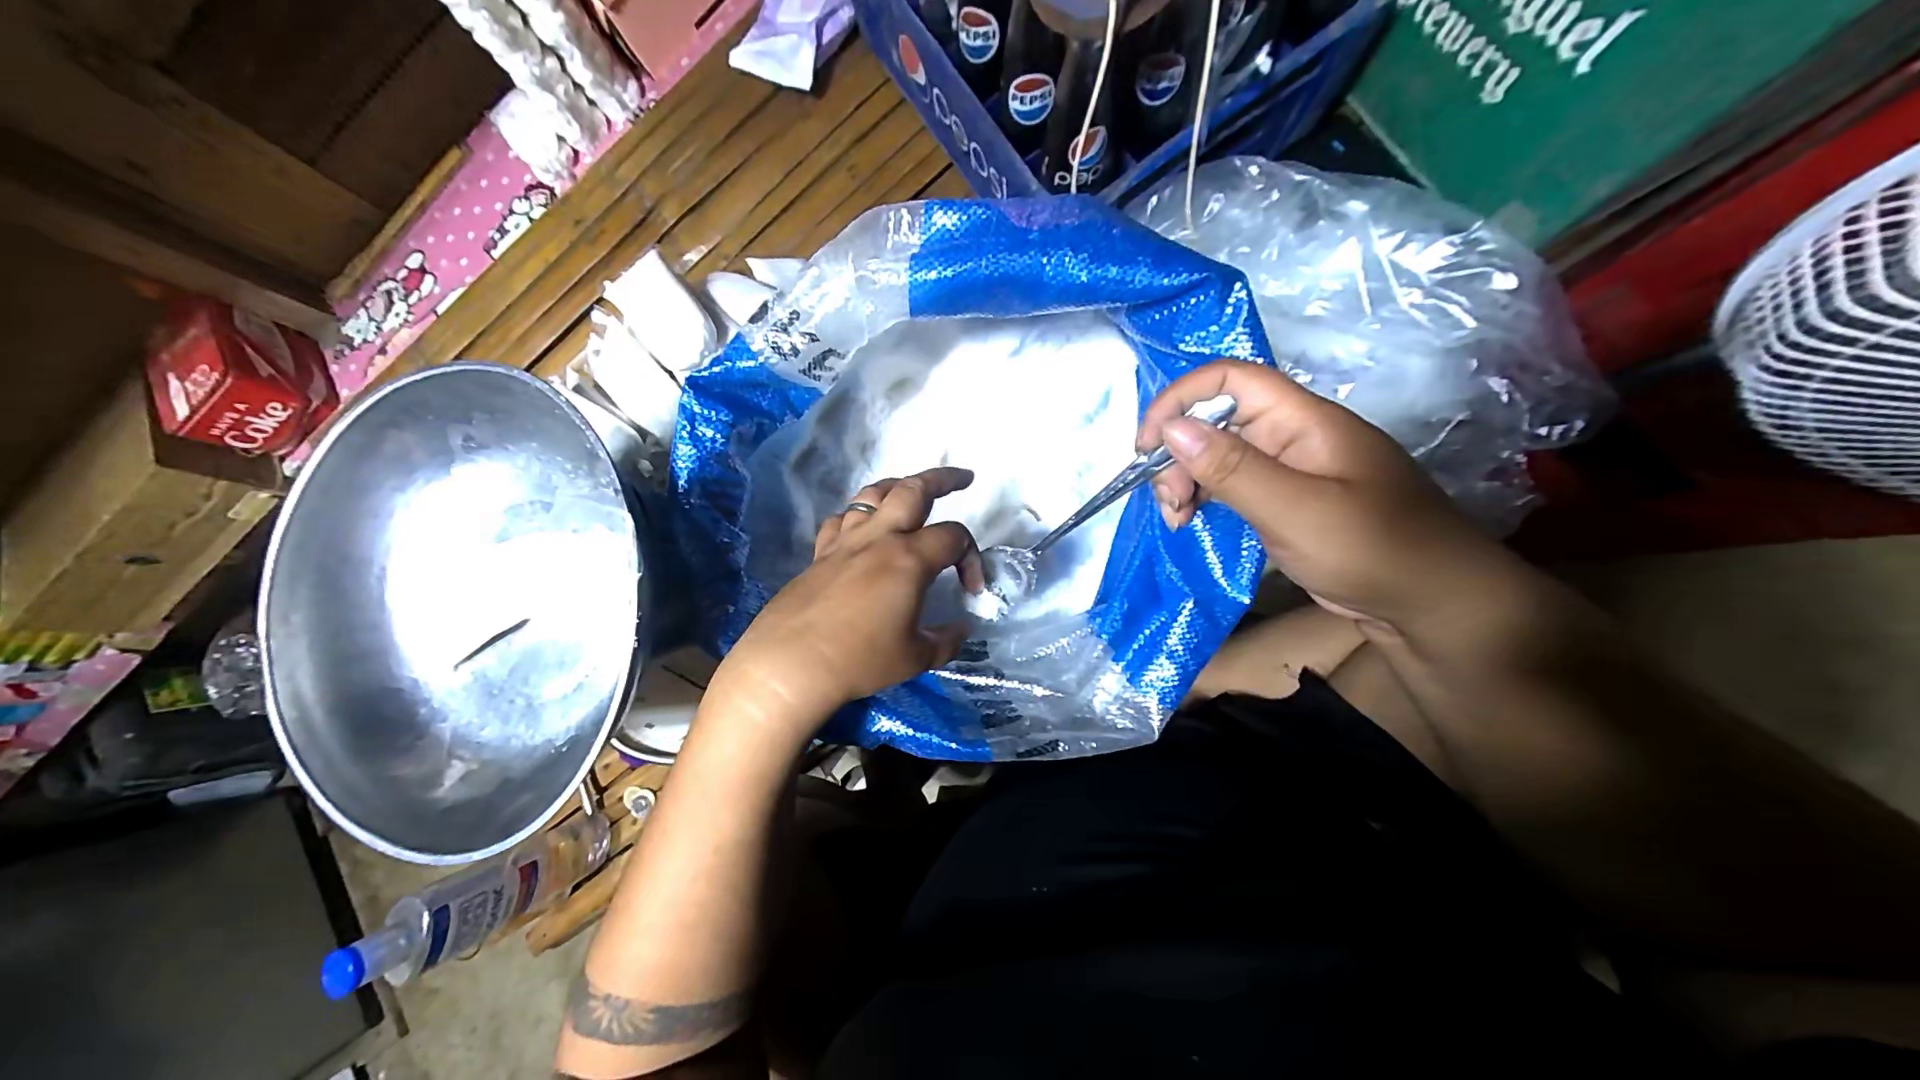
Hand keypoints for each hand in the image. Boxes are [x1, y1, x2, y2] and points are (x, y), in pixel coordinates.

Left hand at [713, 467, 983, 734]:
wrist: (791, 664)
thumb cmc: (859, 660)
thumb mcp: (915, 658)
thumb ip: (945, 640)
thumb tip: (960, 630)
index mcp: (909, 558)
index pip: (953, 537)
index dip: (972, 557)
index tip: (971, 590)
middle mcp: (878, 539)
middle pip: (914, 490)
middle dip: (943, 479)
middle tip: (963, 478)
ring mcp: (845, 542)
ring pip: (873, 494)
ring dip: (898, 486)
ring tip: (912, 491)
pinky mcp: (820, 554)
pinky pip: (841, 519)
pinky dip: (857, 515)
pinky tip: (862, 528)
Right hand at [1138, 360, 1524, 629]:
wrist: (1432, 607)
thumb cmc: (1372, 550)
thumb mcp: (1295, 510)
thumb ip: (1232, 468)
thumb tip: (1171, 427)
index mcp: (1303, 420)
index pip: (1231, 379)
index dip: (1181, 399)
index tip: (1147, 445)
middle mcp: (1293, 436)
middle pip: (1217, 419)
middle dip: (1180, 453)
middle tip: (1169, 502)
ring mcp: (1290, 470)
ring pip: (1219, 455)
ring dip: (1187, 480)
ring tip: (1178, 519)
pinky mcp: (1286, 502)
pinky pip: (1234, 486)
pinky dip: (1205, 499)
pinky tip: (1192, 522)